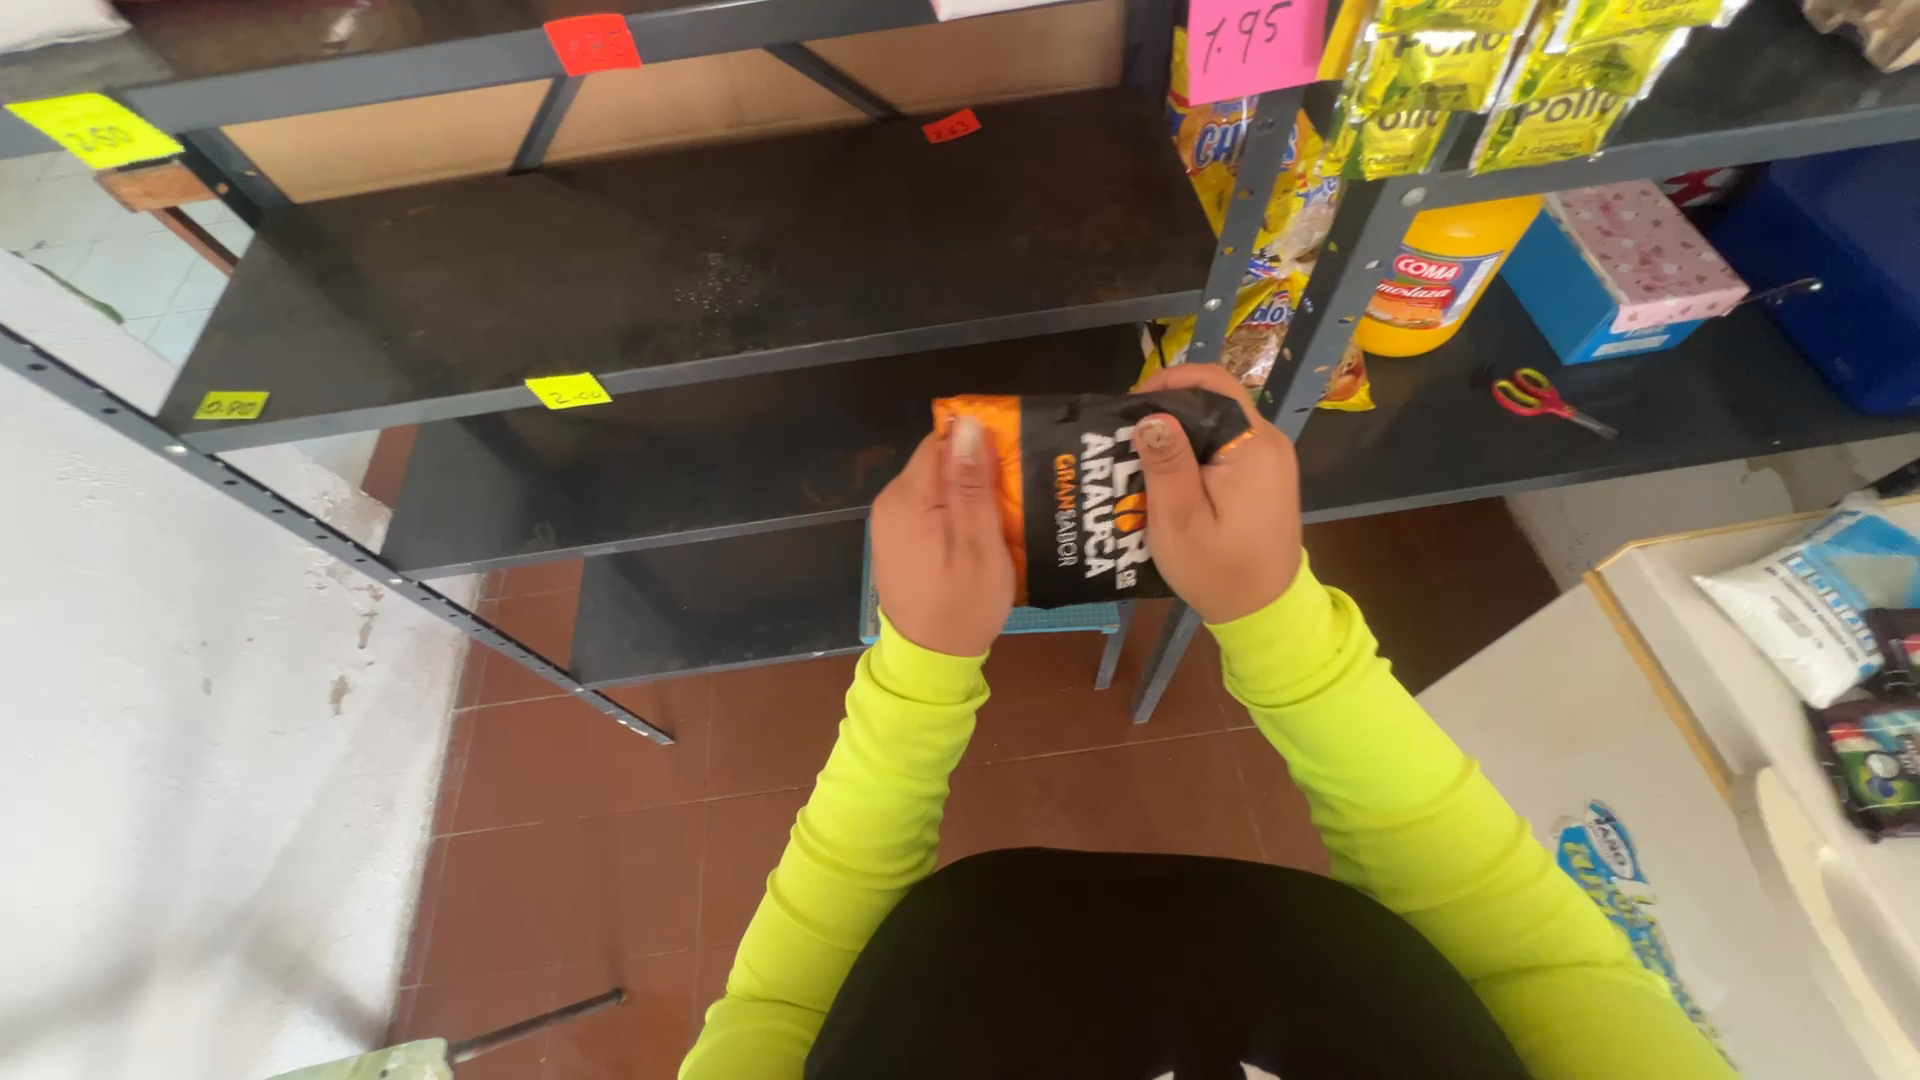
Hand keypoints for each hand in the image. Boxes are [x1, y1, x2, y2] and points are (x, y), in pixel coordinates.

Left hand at [870, 414, 1015, 656]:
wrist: (930, 660)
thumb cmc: (962, 606)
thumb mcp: (979, 546)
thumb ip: (972, 485)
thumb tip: (969, 425)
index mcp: (908, 499)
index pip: (942, 441)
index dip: (978, 446)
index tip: (1011, 468)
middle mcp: (890, 502)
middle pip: (938, 462)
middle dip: (975, 472)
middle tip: (1013, 500)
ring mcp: (890, 522)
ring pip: (935, 485)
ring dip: (968, 494)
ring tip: (1000, 520)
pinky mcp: (897, 538)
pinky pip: (928, 508)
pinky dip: (954, 514)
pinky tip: (976, 536)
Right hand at [1132, 364, 1302, 623]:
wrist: (1263, 611)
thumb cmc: (1218, 570)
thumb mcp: (1179, 520)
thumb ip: (1167, 465)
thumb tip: (1150, 414)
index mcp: (1252, 446)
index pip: (1214, 382)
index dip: (1169, 382)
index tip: (1131, 407)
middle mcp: (1268, 442)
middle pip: (1213, 402)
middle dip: (1168, 413)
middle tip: (1126, 439)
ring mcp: (1269, 459)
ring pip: (1217, 424)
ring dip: (1179, 436)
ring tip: (1140, 460)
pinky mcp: (1263, 476)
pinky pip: (1224, 446)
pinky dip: (1195, 453)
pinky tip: (1168, 478)